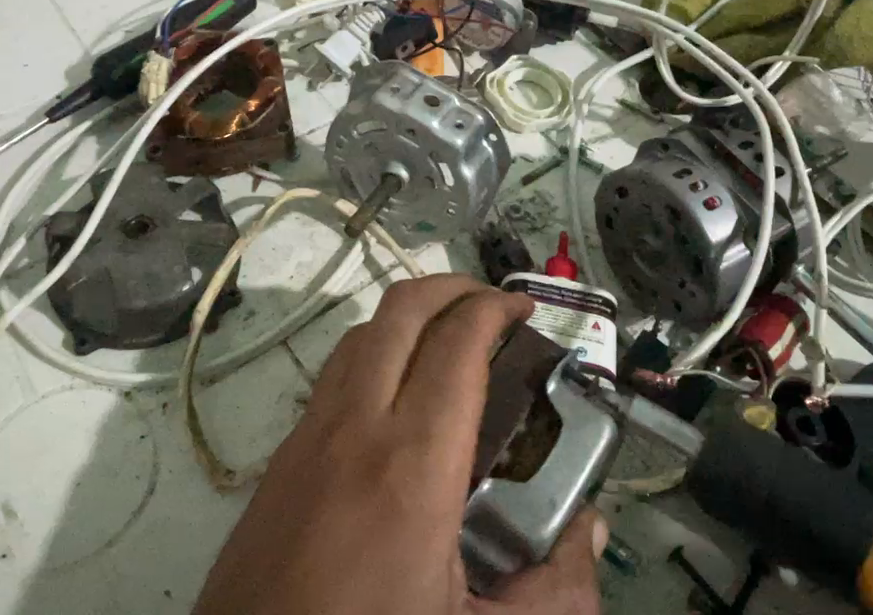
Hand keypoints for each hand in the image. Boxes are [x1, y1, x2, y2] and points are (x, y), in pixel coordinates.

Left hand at [192, 274, 606, 614]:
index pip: (456, 345)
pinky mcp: (282, 455)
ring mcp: (310, 434)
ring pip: (361, 334)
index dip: (494, 309)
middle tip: (492, 304)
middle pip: (401, 312)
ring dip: (409, 315)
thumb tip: (590, 537)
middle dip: (452, 288)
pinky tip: (396, 394)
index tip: (524, 309)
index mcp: (412, 465)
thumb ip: (551, 593)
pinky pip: (334, 373)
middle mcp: (355, 427)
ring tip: (449, 337)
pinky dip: (374, 352)